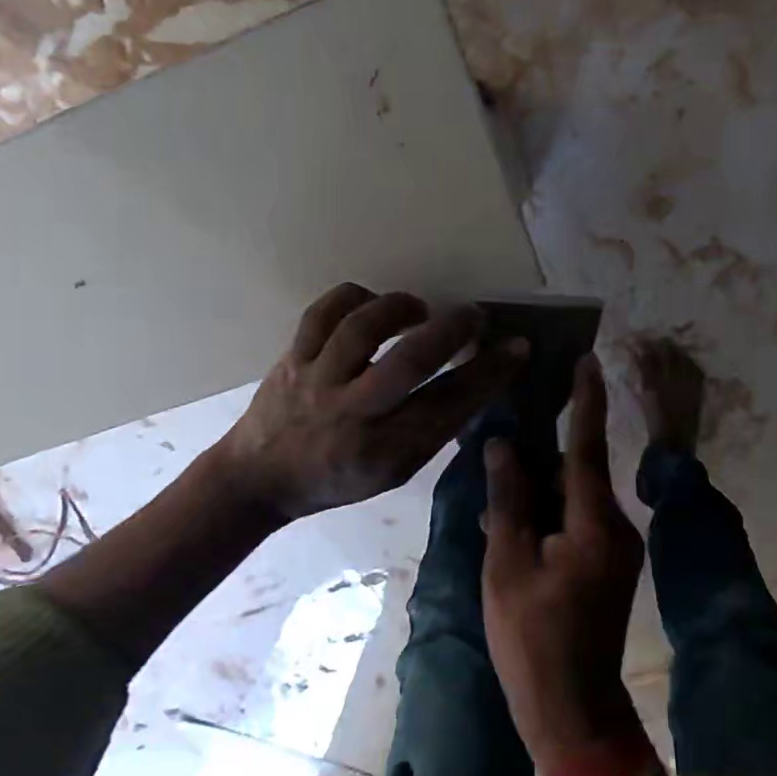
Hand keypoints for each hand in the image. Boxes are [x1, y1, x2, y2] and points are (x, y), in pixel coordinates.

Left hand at [216, 283, 527, 519]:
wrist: (260, 477)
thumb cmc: (337, 478)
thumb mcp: (393, 471)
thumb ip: (431, 430)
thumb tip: (475, 382)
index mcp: (384, 451)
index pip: (448, 406)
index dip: (489, 374)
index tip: (516, 347)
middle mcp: (352, 414)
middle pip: (408, 362)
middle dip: (451, 332)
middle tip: (475, 317)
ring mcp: (317, 382)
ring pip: (362, 329)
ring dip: (401, 308)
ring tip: (421, 309)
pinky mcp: (292, 358)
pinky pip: (322, 313)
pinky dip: (354, 298)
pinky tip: (372, 302)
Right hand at [482, 355, 648, 775]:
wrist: (573, 712)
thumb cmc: (531, 640)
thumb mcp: (506, 565)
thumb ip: (507, 500)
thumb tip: (504, 445)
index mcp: (594, 525)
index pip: (588, 448)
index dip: (585, 402)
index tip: (586, 360)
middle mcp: (616, 528)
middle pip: (578, 471)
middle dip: (547, 450)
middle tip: (516, 423)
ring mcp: (617, 549)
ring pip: (575, 498)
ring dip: (542, 487)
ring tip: (503, 483)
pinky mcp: (609, 565)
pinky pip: (578, 521)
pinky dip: (549, 512)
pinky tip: (514, 522)